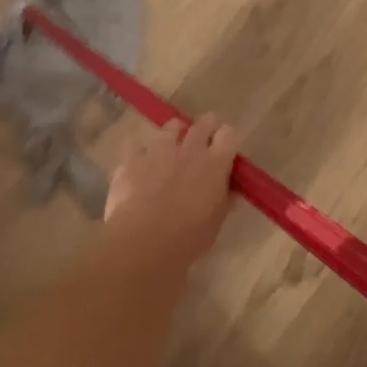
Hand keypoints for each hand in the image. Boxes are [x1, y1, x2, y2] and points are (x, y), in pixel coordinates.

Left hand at [103, 114, 240, 272]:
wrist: (141, 245)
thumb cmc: (186, 240)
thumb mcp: (214, 225)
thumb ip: (224, 202)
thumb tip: (233, 192)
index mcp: (215, 163)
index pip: (230, 134)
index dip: (227, 141)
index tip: (224, 153)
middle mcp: (190, 148)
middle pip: (204, 122)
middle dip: (205, 131)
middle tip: (200, 150)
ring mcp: (160, 149)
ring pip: (171, 126)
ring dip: (174, 137)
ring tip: (169, 155)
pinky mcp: (133, 158)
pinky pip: (138, 144)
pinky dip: (141, 154)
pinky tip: (140, 168)